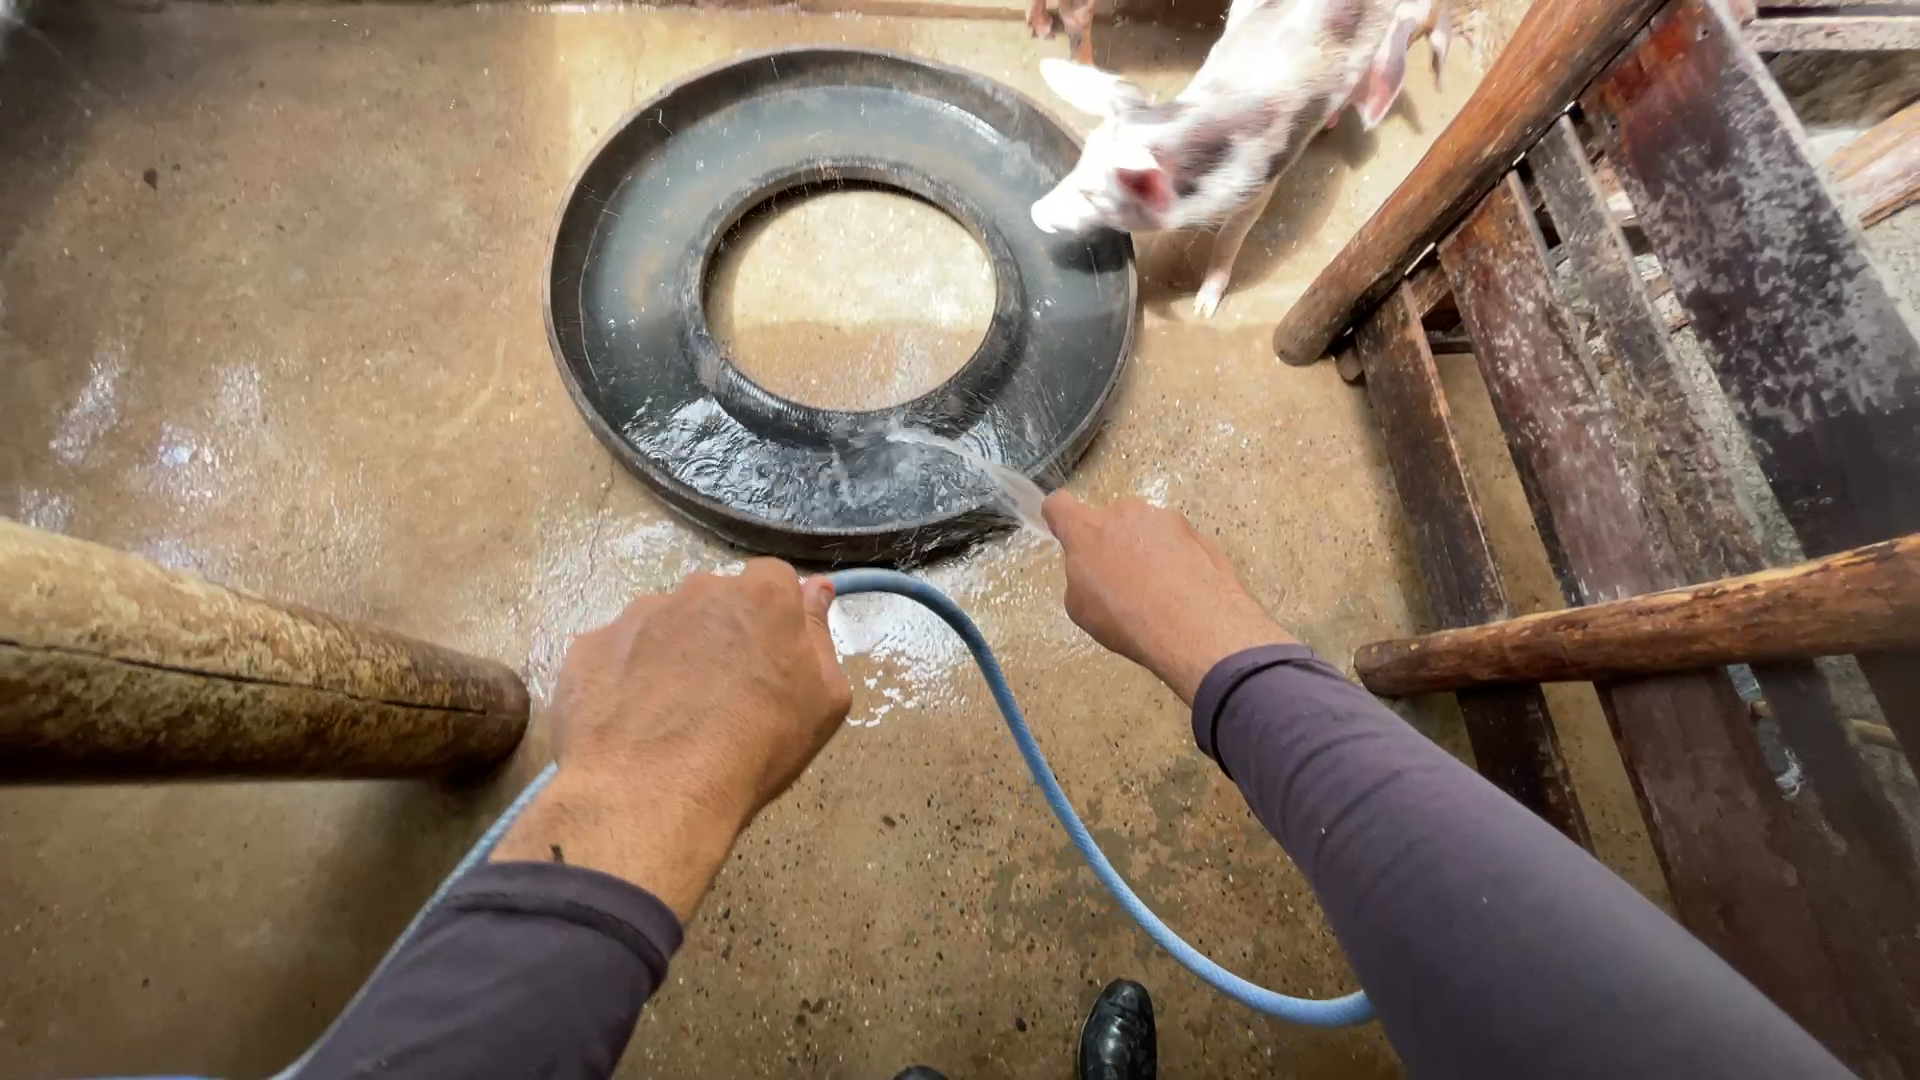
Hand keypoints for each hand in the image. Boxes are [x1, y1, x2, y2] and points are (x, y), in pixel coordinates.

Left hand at [492, 560, 850, 919]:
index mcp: (761, 595)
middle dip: (722, 631)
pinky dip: (625, 678)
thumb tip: (814, 589)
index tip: (773, 654)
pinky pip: (616, 653)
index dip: (774, 615)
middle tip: (725, 691)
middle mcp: (699, 590)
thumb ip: (819, 634)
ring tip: (671, 713)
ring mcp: (637, 615)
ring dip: (672, 652)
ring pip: (664, 624)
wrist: (654, 793)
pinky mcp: (588, 647)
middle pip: (717, 599)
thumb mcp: (823, 699)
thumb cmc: (758, 744)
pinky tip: (631, 722)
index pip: (774, 579)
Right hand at [1042, 492, 1295, 703]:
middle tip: (1123, 583)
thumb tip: (1096, 572)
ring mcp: (1167, 520)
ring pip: (1149, 532)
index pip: (1059, 506)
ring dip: (1149, 553)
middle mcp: (1126, 514)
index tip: (1064, 529)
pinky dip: (1179, 564)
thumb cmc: (1125, 619)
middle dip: (1115, 544)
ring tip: (1161, 595)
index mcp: (1088, 531)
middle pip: (1113, 522)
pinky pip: (1180, 546)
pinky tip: (1186, 596)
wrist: (1194, 626)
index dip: (1059, 517)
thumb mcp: (1082, 608)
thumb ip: (1082, 578)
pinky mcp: (1201, 535)